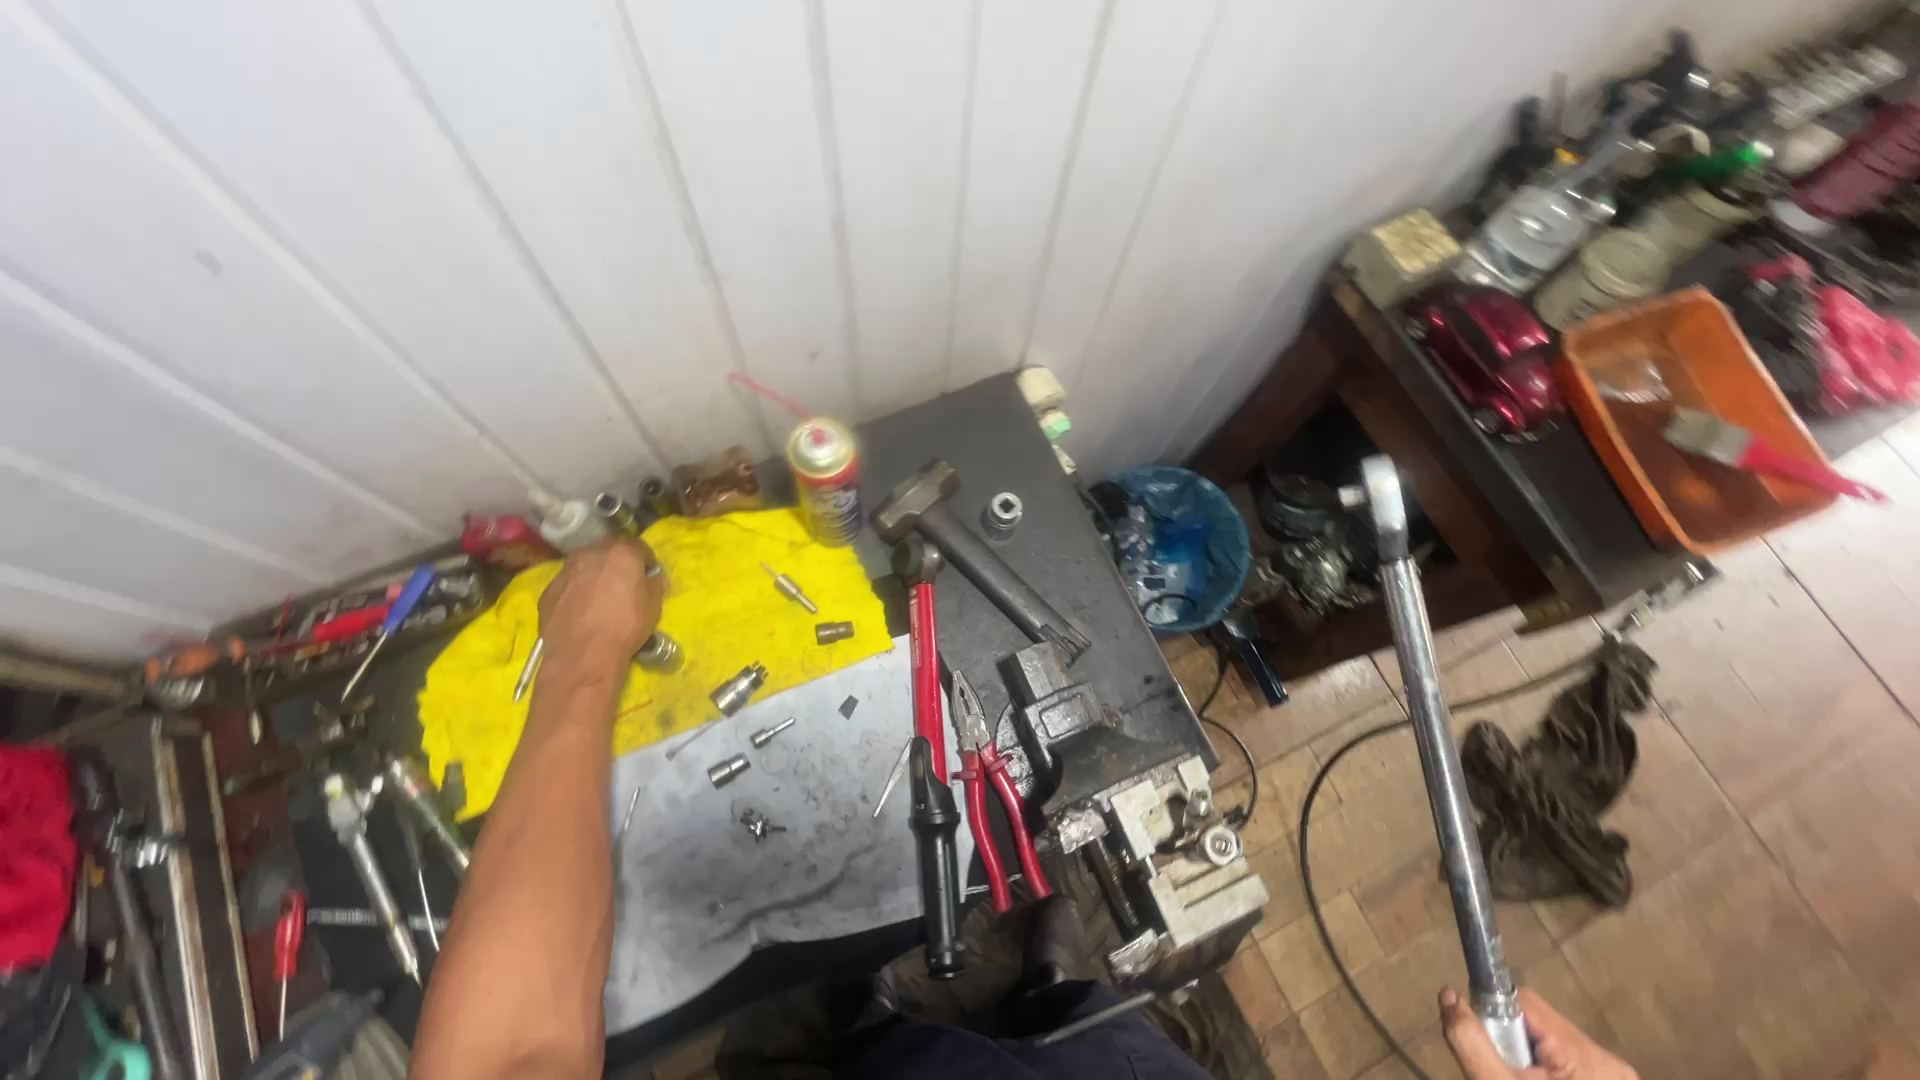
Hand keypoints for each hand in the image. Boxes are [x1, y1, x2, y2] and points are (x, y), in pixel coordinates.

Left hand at [537, 538, 663, 673]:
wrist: (582, 654)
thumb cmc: (625, 626)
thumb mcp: (654, 606)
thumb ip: (654, 585)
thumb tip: (651, 579)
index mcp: (621, 553)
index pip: (639, 546)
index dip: (646, 561)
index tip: (648, 576)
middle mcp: (590, 554)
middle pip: (608, 551)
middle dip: (617, 563)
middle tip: (624, 584)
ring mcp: (565, 571)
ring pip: (584, 566)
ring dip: (594, 575)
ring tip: (600, 598)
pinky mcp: (549, 590)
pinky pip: (568, 585)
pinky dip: (576, 592)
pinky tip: (581, 612)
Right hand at [1441, 987, 1636, 1079]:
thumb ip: (1471, 1042)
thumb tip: (1448, 994)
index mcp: (1588, 1058)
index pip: (1524, 1003)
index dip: (1492, 1017)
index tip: (1484, 1049)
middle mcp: (1609, 1064)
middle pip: (1536, 1025)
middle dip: (1507, 1046)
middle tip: (1499, 1077)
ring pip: (1547, 1047)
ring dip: (1522, 1063)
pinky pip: (1562, 1067)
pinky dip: (1539, 1077)